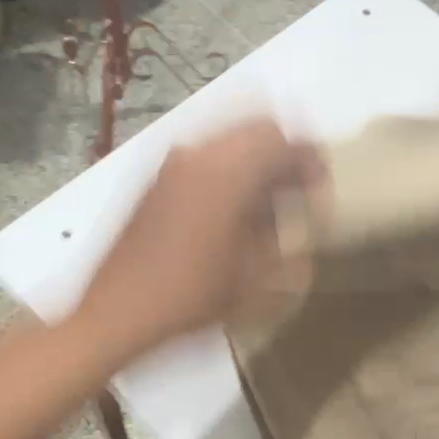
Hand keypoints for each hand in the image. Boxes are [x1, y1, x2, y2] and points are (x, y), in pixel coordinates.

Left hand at [72, 117, 314, 356]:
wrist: (117, 310)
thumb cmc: (189, 298)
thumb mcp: (253, 282)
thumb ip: (290, 250)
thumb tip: (307, 236)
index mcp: (228, 171)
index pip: (285, 140)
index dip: (312, 161)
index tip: (321, 191)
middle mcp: (199, 152)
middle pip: (258, 128)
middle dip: (284, 157)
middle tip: (297, 194)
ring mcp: (172, 163)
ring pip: (229, 141)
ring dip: (254, 164)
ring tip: (265, 209)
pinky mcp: (156, 179)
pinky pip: (204, 158)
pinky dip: (227, 173)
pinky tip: (231, 216)